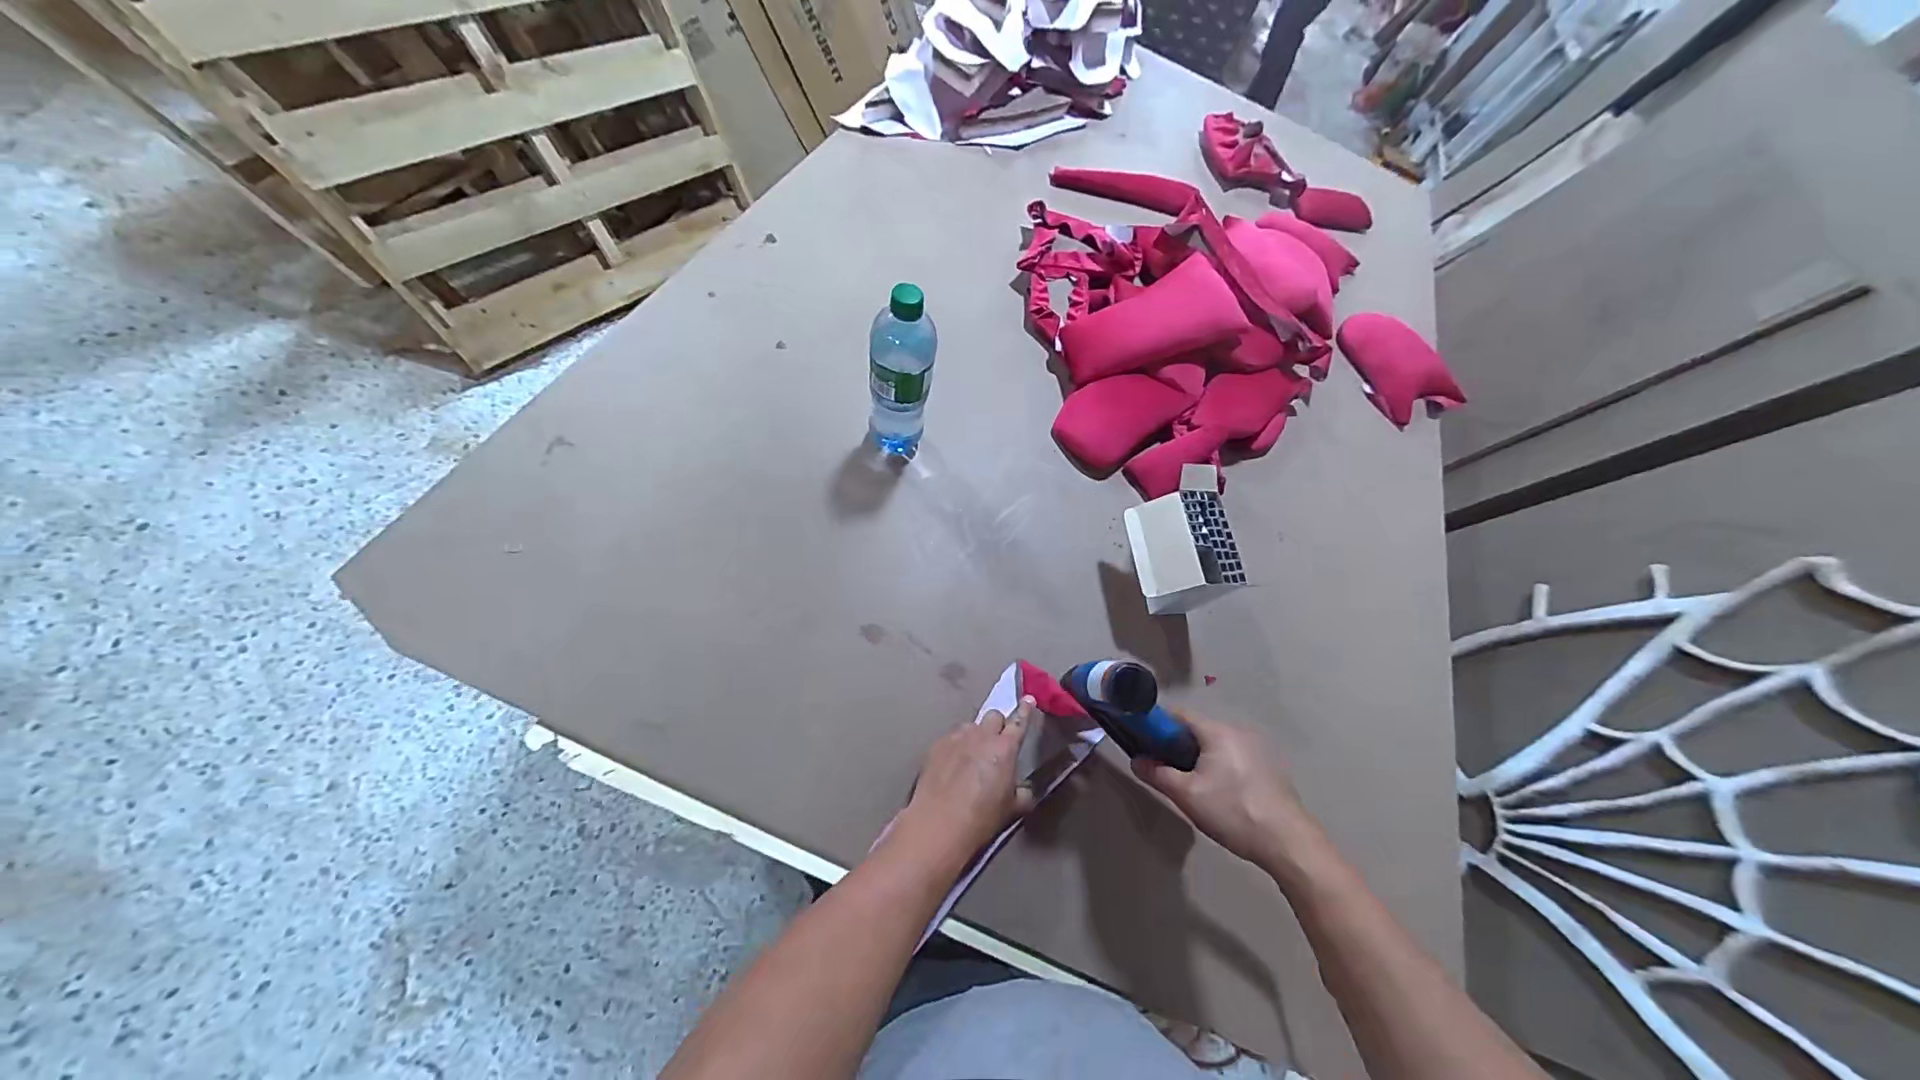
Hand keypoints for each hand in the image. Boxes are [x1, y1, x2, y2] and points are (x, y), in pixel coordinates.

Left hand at [892, 698, 1038, 867]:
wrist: (939, 823)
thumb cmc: (982, 817)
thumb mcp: (1013, 808)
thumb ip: (1023, 792)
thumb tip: (1024, 789)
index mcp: (1005, 747)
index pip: (1019, 721)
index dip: (1025, 710)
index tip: (1028, 699)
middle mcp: (981, 735)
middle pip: (993, 716)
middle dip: (998, 724)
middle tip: (997, 742)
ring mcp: (956, 738)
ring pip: (971, 726)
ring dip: (976, 735)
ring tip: (972, 755)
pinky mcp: (936, 745)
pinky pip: (952, 738)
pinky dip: (957, 746)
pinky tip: (953, 764)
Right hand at [1130, 712, 1323, 871]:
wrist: (1289, 843)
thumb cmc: (1233, 812)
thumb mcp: (1187, 795)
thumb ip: (1157, 774)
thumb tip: (1136, 761)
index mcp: (1218, 732)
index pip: (1178, 715)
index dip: (1156, 726)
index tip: (1143, 744)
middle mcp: (1239, 732)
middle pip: (1197, 730)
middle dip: (1176, 746)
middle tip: (1165, 771)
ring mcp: (1258, 749)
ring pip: (1215, 745)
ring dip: (1198, 758)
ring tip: (1191, 786)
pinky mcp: (1269, 767)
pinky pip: (1233, 757)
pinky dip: (1219, 767)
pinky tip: (1219, 794)